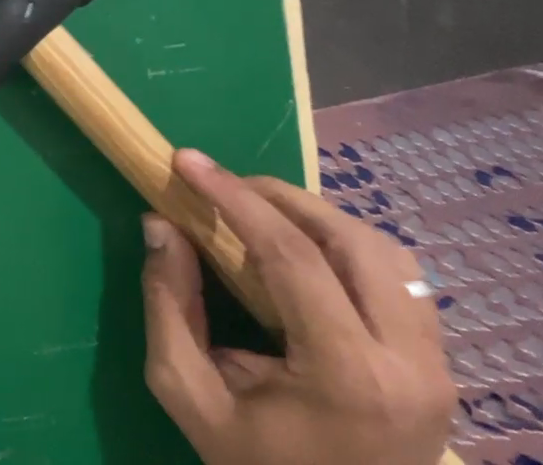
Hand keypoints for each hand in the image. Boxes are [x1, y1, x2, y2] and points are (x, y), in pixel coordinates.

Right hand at [143, 150, 454, 464]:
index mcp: (346, 372)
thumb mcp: (185, 388)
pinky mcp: (436, 367)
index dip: (235, 198)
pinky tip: (299, 250)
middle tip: (221, 182)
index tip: (187, 161)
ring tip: (256, 209)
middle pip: (355, 243)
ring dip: (319, 219)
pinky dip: (345, 248)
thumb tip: (160, 224)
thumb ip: (168, 302)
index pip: (293, 256)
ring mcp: (435, 367)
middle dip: (282, 198)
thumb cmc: (249, 461)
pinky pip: (399, 282)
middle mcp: (409, 362)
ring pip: (389, 256)